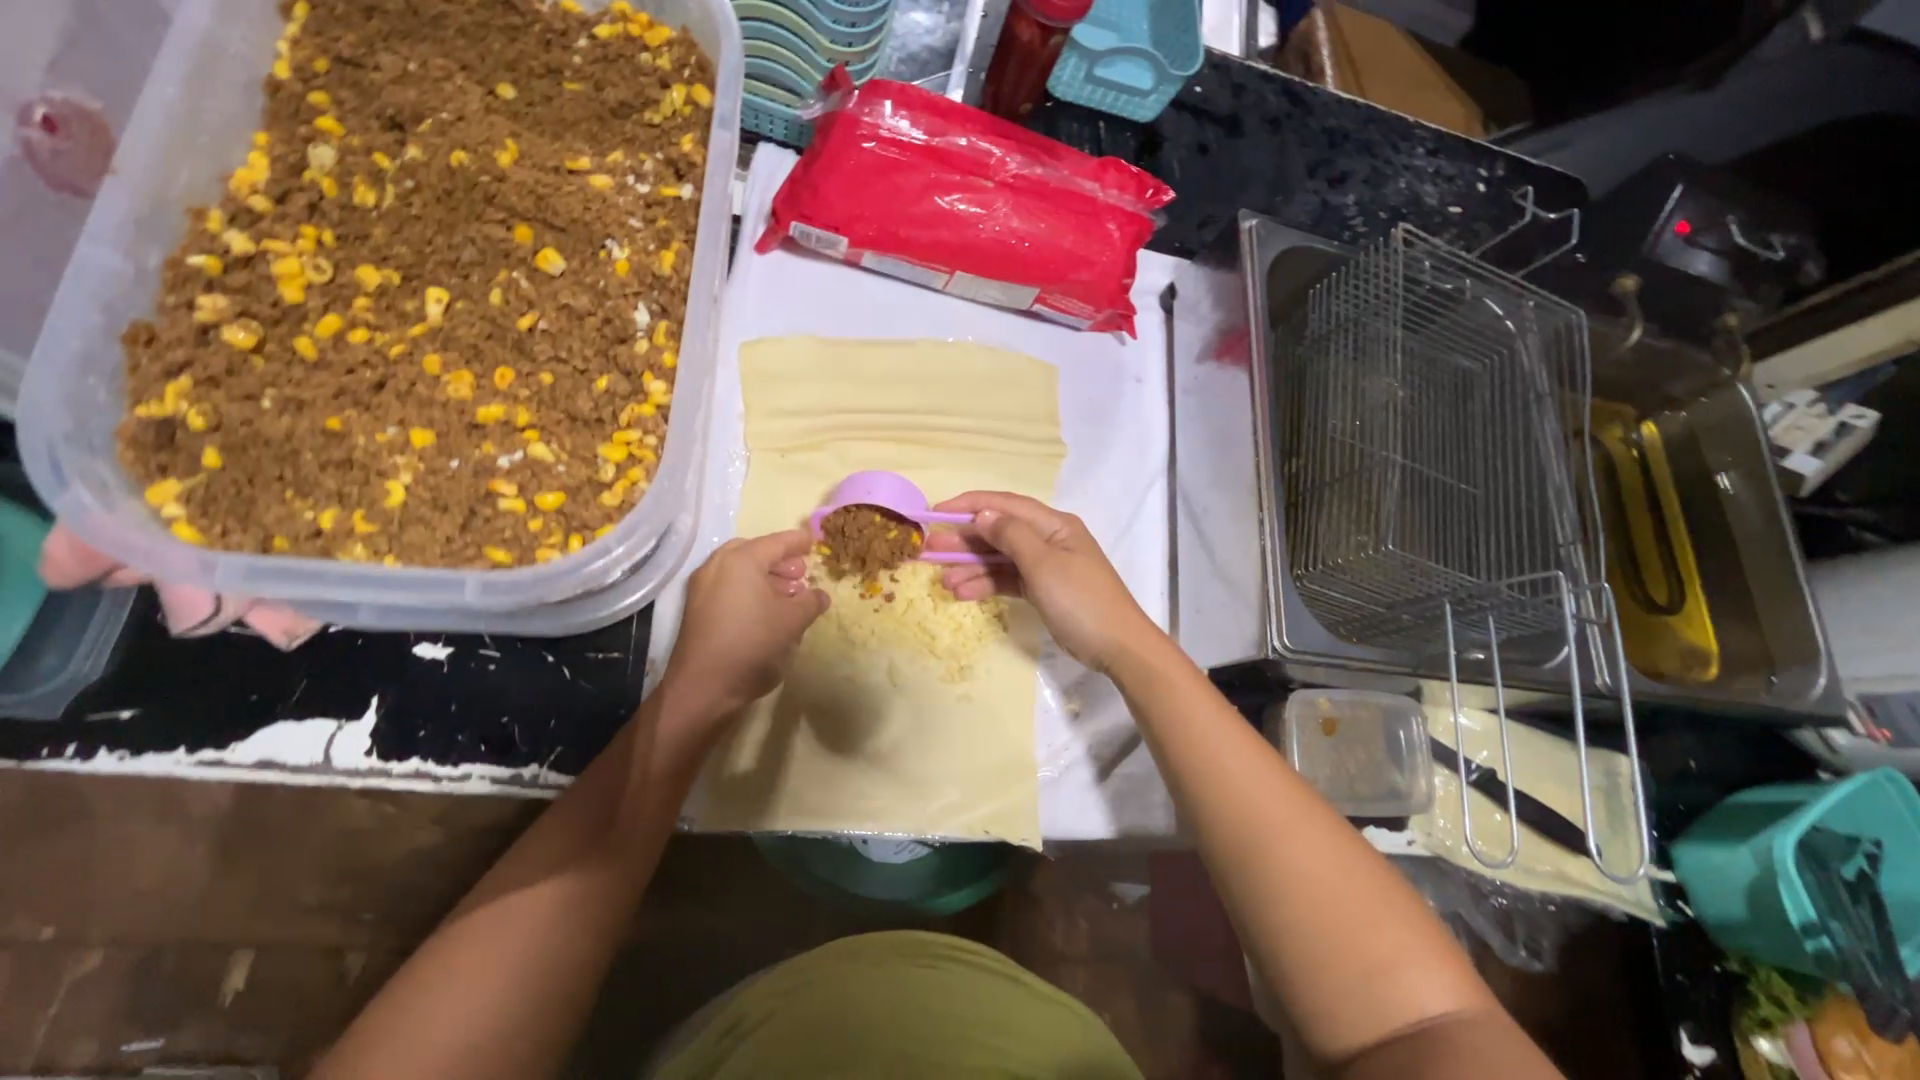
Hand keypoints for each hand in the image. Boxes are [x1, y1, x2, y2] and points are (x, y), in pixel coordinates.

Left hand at [660, 530, 828, 721]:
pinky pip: (727, 586)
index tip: (814, 542)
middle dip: (779, 560)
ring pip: (739, 570)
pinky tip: (765, 611)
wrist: (703, 686)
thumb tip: (820, 595)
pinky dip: (748, 589)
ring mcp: (702, 587)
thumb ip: (811, 602)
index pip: (777, 542)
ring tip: (789, 595)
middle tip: (801, 574)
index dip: (798, 542)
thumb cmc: (753, 644)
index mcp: (741, 560)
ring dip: (765, 576)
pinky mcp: (696, 609)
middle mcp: (717, 565)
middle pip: (753, 552)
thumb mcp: (793, 622)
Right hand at [929, 492, 1158, 673]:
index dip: (969, 505)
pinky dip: (986, 584)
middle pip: (999, 531)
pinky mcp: (1042, 590)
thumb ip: (1010, 535)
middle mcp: (1048, 539)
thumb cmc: (1081, 599)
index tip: (936, 512)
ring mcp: (1045, 566)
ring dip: (971, 567)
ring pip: (1000, 558)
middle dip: (964, 540)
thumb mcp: (1044, 564)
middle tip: (928, 550)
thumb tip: (982, 515)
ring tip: (942, 580)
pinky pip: (1007, 580)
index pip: (1005, 505)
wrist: (1117, 645)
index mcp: (1053, 524)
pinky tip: (962, 593)